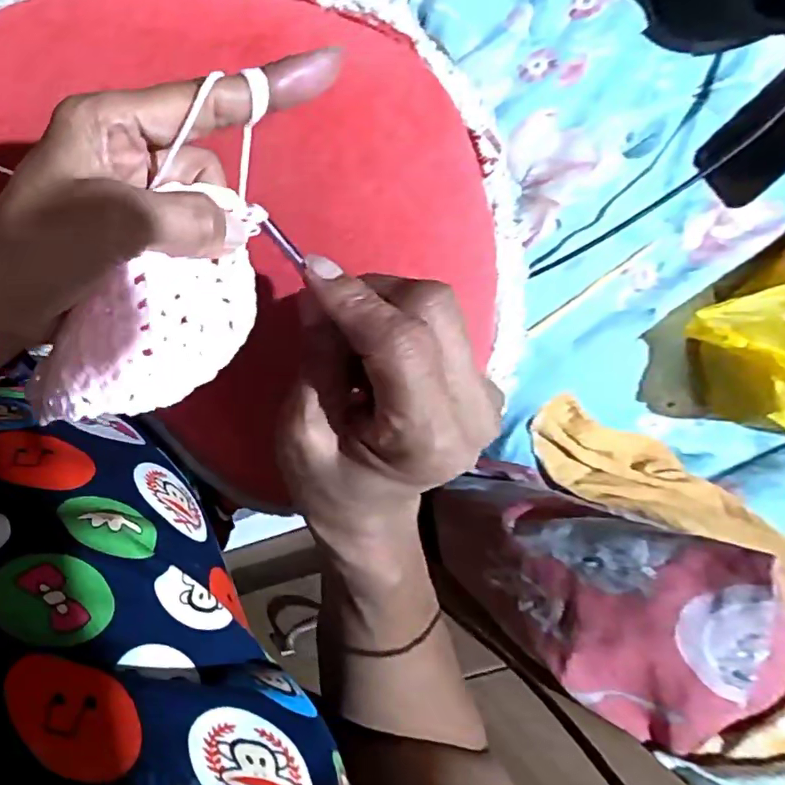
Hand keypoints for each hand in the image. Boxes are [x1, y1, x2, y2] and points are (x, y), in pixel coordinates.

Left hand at [0, 47, 343, 348]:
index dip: (262, 89)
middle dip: (206, 201)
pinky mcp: (116, 231)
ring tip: (159, 263)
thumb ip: (185, 217)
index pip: (198, 100)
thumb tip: (231, 229)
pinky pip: (172, 229)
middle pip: (198, 161)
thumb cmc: (36, 254)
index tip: (328, 66)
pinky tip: (177, 269)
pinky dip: (184, 249)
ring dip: (195, 233)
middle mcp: (115, 148)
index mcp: (106, 122)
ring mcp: (116, 191)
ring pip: (189, 203)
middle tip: (178, 240)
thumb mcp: (114, 224)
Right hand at [277, 262, 501, 581]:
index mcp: (427, 435)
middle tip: (325, 308)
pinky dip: (395, 317)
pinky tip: (369, 348)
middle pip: (433, 308)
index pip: (400, 342)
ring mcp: (485, 391)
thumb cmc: (326, 484)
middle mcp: (473, 408)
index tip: (310, 269)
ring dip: (382, 302)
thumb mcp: (300, 431)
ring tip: (344, 335)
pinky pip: (439, 322)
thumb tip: (318, 295)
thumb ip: (317, 361)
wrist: (371, 515)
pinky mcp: (480, 378)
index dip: (354, 300)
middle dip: (371, 292)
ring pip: (438, 307)